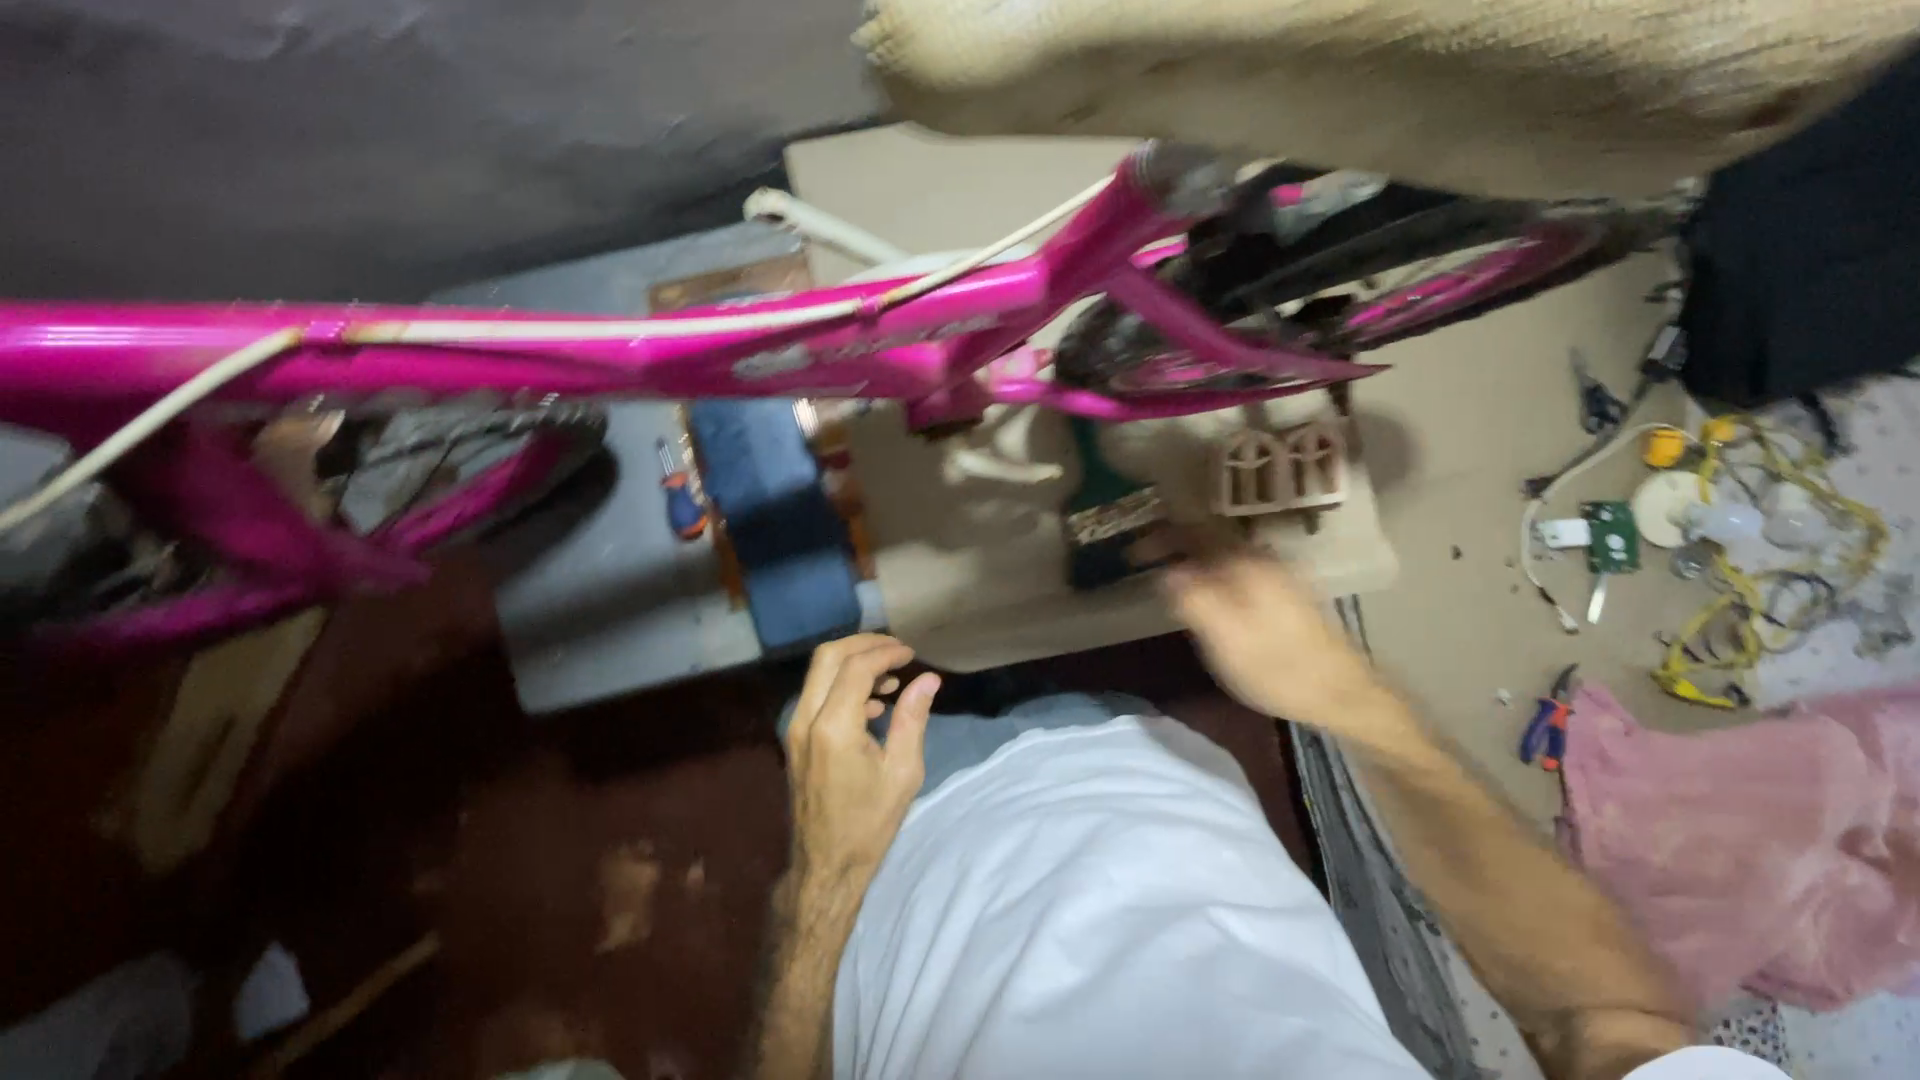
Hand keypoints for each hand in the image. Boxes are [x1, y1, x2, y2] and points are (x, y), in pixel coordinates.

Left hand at [783, 634, 941, 893]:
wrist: (826, 865)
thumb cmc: (869, 823)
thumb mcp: (902, 772)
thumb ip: (912, 719)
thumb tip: (929, 680)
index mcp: (833, 727)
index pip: (856, 667)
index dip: (885, 652)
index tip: (911, 653)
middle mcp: (805, 719)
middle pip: (828, 657)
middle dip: (864, 645)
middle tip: (897, 649)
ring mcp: (795, 729)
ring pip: (818, 673)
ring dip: (852, 663)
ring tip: (892, 675)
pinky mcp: (795, 739)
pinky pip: (816, 695)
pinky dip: (842, 685)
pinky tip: (873, 703)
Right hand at [1160, 549, 1392, 734]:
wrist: (1343, 694)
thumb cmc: (1279, 670)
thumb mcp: (1226, 640)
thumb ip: (1194, 599)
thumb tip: (1166, 571)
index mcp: (1246, 565)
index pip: (1195, 530)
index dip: (1160, 536)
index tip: (1132, 553)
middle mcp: (1265, 560)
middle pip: (1212, 537)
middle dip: (1175, 544)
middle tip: (1144, 561)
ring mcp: (1280, 575)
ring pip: (1226, 553)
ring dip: (1195, 557)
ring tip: (1169, 574)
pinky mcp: (1288, 594)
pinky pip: (1239, 568)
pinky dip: (1214, 571)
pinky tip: (1208, 592)